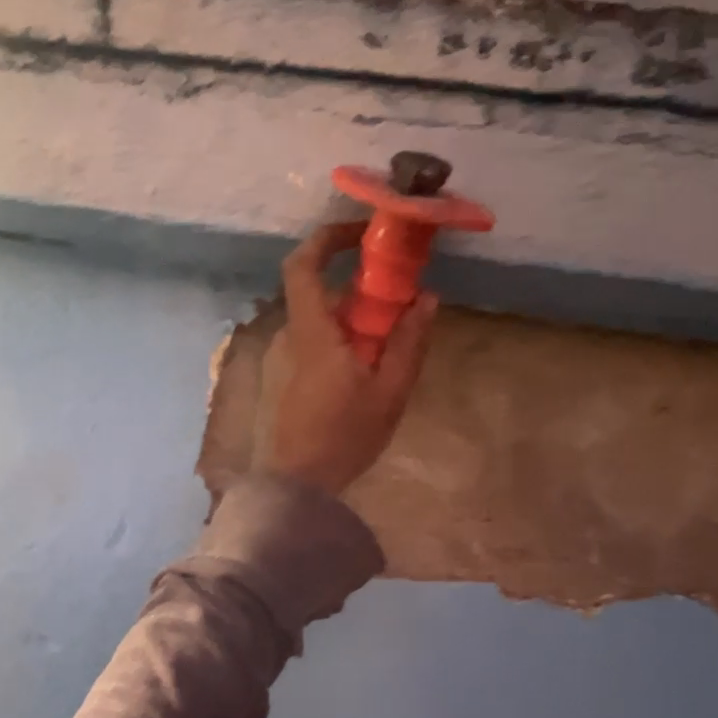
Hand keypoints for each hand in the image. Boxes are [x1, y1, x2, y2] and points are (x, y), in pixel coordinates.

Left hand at [263, 222, 438, 496]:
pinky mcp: (293, 379)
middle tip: (401, 284)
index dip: (327, 238)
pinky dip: (348, 336)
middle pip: (320, 290)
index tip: (364, 232)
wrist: (300, 484)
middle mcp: (294, 337)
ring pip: (324, 318)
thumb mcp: (389, 391)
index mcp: (312, 332)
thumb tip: (427, 298)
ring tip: (398, 326)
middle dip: (359, 279)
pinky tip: (376, 359)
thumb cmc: (345, 436)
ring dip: (357, 312)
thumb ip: (409, 341)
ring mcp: (290, 359)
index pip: (302, 265)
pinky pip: (321, 341)